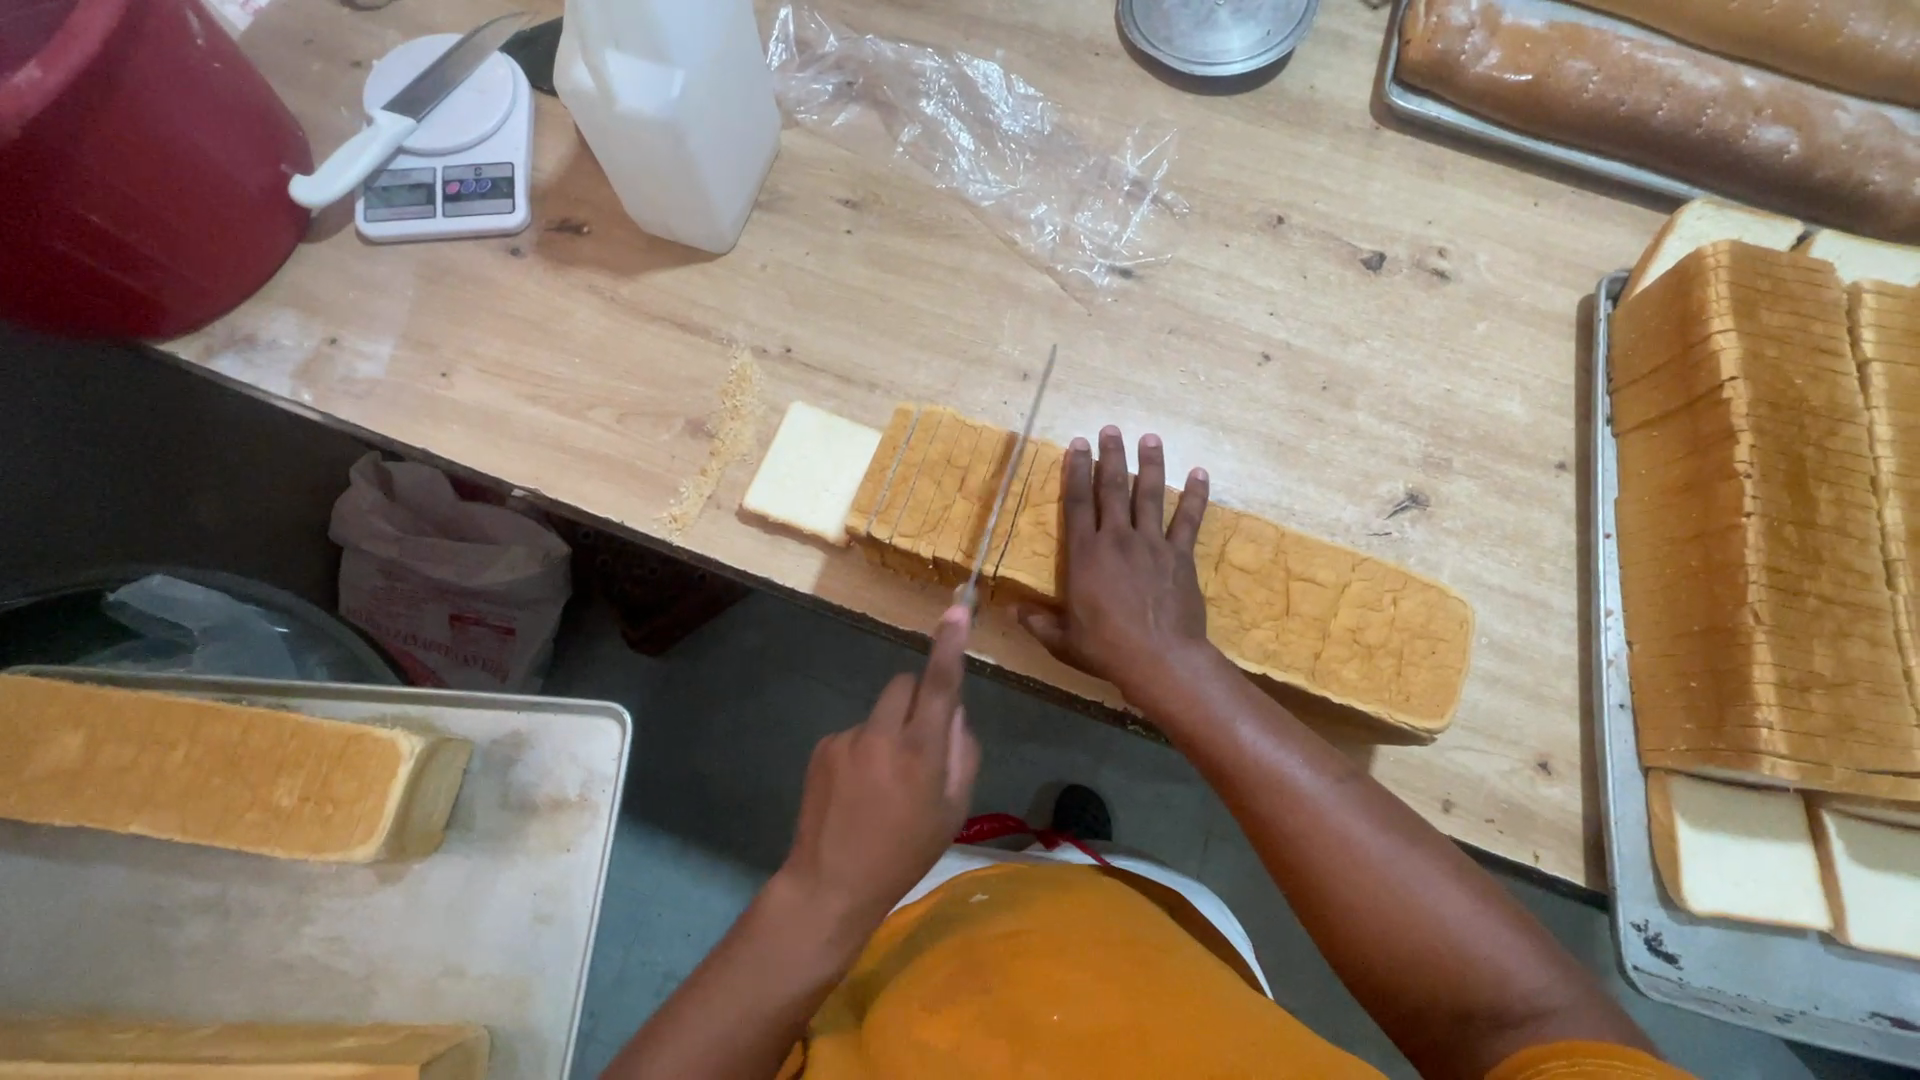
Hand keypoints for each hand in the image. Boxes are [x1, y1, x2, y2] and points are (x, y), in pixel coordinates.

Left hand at [779, 605, 980, 935]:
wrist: (831, 883)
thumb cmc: (904, 854)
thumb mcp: (954, 811)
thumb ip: (963, 754)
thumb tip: (955, 714)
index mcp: (920, 753)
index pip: (940, 686)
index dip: (950, 646)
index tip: (957, 611)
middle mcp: (882, 735)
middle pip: (906, 686)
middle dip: (918, 701)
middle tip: (921, 743)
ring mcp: (847, 739)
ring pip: (880, 713)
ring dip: (889, 732)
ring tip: (883, 784)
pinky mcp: (823, 747)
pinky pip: (855, 733)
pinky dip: (864, 750)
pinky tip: (857, 790)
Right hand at [1019, 426, 1216, 704]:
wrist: (1159, 658)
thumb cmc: (1106, 649)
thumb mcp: (1062, 640)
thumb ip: (1037, 623)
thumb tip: (1011, 612)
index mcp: (1084, 554)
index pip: (1077, 502)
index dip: (1075, 470)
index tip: (1077, 444)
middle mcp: (1116, 539)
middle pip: (1113, 488)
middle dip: (1111, 456)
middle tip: (1111, 429)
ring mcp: (1151, 544)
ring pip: (1150, 495)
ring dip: (1150, 464)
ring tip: (1150, 438)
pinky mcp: (1179, 556)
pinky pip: (1188, 520)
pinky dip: (1195, 496)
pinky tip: (1200, 473)